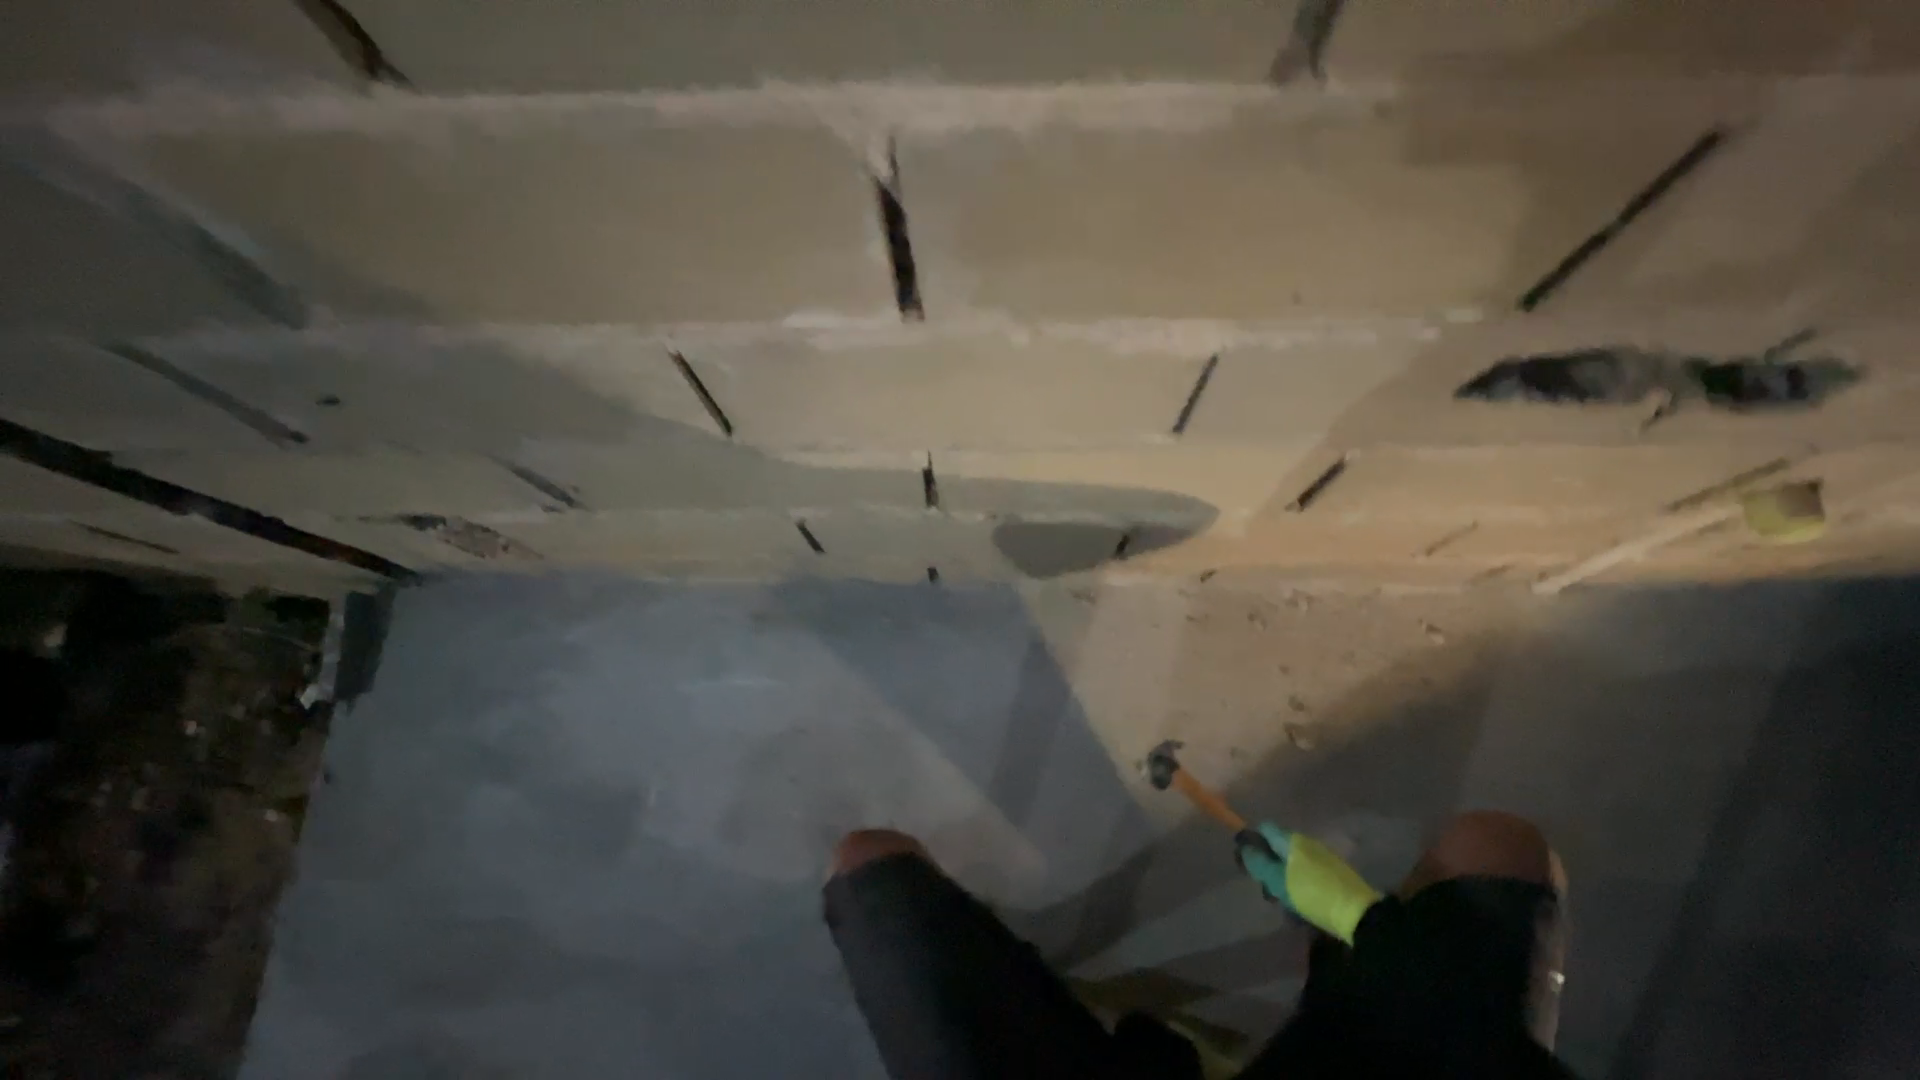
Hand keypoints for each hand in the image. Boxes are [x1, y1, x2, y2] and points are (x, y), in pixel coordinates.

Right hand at [1235, 822, 1381, 943]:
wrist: (1359, 914)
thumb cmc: (1312, 894)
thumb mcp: (1277, 880)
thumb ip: (1257, 862)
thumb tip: (1244, 846)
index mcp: (1292, 840)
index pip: (1265, 829)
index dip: (1252, 842)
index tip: (1247, 864)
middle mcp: (1308, 843)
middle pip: (1279, 849)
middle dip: (1269, 868)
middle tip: (1267, 890)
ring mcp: (1324, 858)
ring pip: (1294, 865)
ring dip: (1285, 881)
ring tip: (1285, 905)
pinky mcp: (1336, 875)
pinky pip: (1309, 876)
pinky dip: (1301, 888)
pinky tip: (1302, 907)